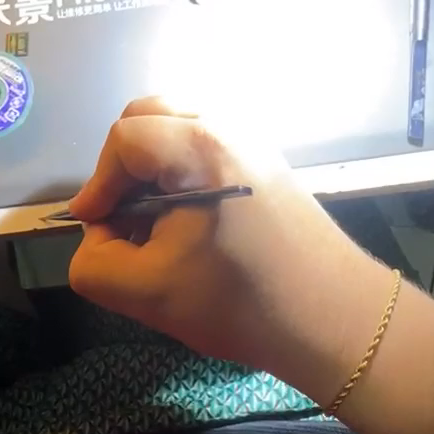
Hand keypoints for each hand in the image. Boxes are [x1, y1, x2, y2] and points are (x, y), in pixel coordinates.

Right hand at [65, 98, 394, 402]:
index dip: (98, 182)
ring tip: (152, 214)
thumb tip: (97, 234)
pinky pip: (204, 137)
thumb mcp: (151, 294)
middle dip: (122, 163)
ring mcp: (250, 134)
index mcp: (199, 147)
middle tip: (121, 213)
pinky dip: (179, 162)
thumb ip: (96, 264)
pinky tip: (187, 212)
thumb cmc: (243, 301)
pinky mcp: (264, 153)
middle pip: (147, 114)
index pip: (123, 138)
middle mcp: (225, 124)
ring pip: (176, 122)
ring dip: (150, 160)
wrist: (337, 318)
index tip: (96, 225)